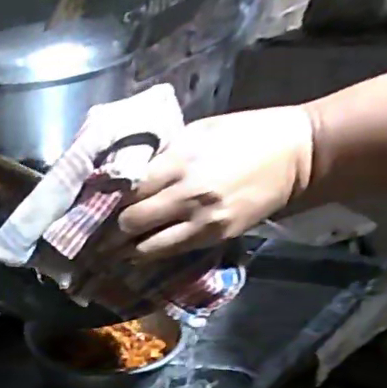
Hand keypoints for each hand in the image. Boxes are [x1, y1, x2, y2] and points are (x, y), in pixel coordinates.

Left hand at [113, 106, 314, 261]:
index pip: (126, 190)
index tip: (89, 206)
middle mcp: (187, 194)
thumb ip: (161, 156)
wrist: (297, 155)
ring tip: (108, 251)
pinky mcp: (214, 237)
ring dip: (124, 250)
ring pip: (146, 247)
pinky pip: (170, 252)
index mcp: (179, 161)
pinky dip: (149, 254)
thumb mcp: (196, 132)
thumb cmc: (243, 134)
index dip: (104, 201)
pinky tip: (136, 253)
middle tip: (94, 233)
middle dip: (108, 230)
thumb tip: (123, 174)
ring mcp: (201, 221)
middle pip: (129, 223)